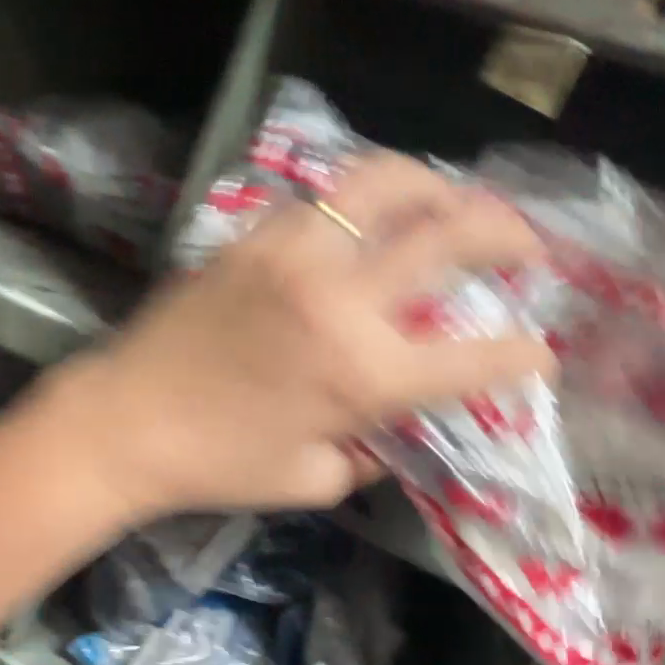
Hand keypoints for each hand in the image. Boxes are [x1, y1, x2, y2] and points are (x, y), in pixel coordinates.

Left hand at [52, 152, 555, 517]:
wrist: (123, 423)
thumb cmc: (215, 465)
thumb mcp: (310, 481)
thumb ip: (369, 450)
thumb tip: (395, 422)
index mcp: (365, 373)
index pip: (476, 357)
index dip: (524, 355)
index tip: (540, 352)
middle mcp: (341, 299)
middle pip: (452, 234)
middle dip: (510, 234)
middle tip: (527, 246)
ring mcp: (292, 255)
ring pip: (384, 183)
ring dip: (436, 186)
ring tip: (451, 203)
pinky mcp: (250, 239)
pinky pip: (320, 198)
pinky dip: (360, 200)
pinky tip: (365, 219)